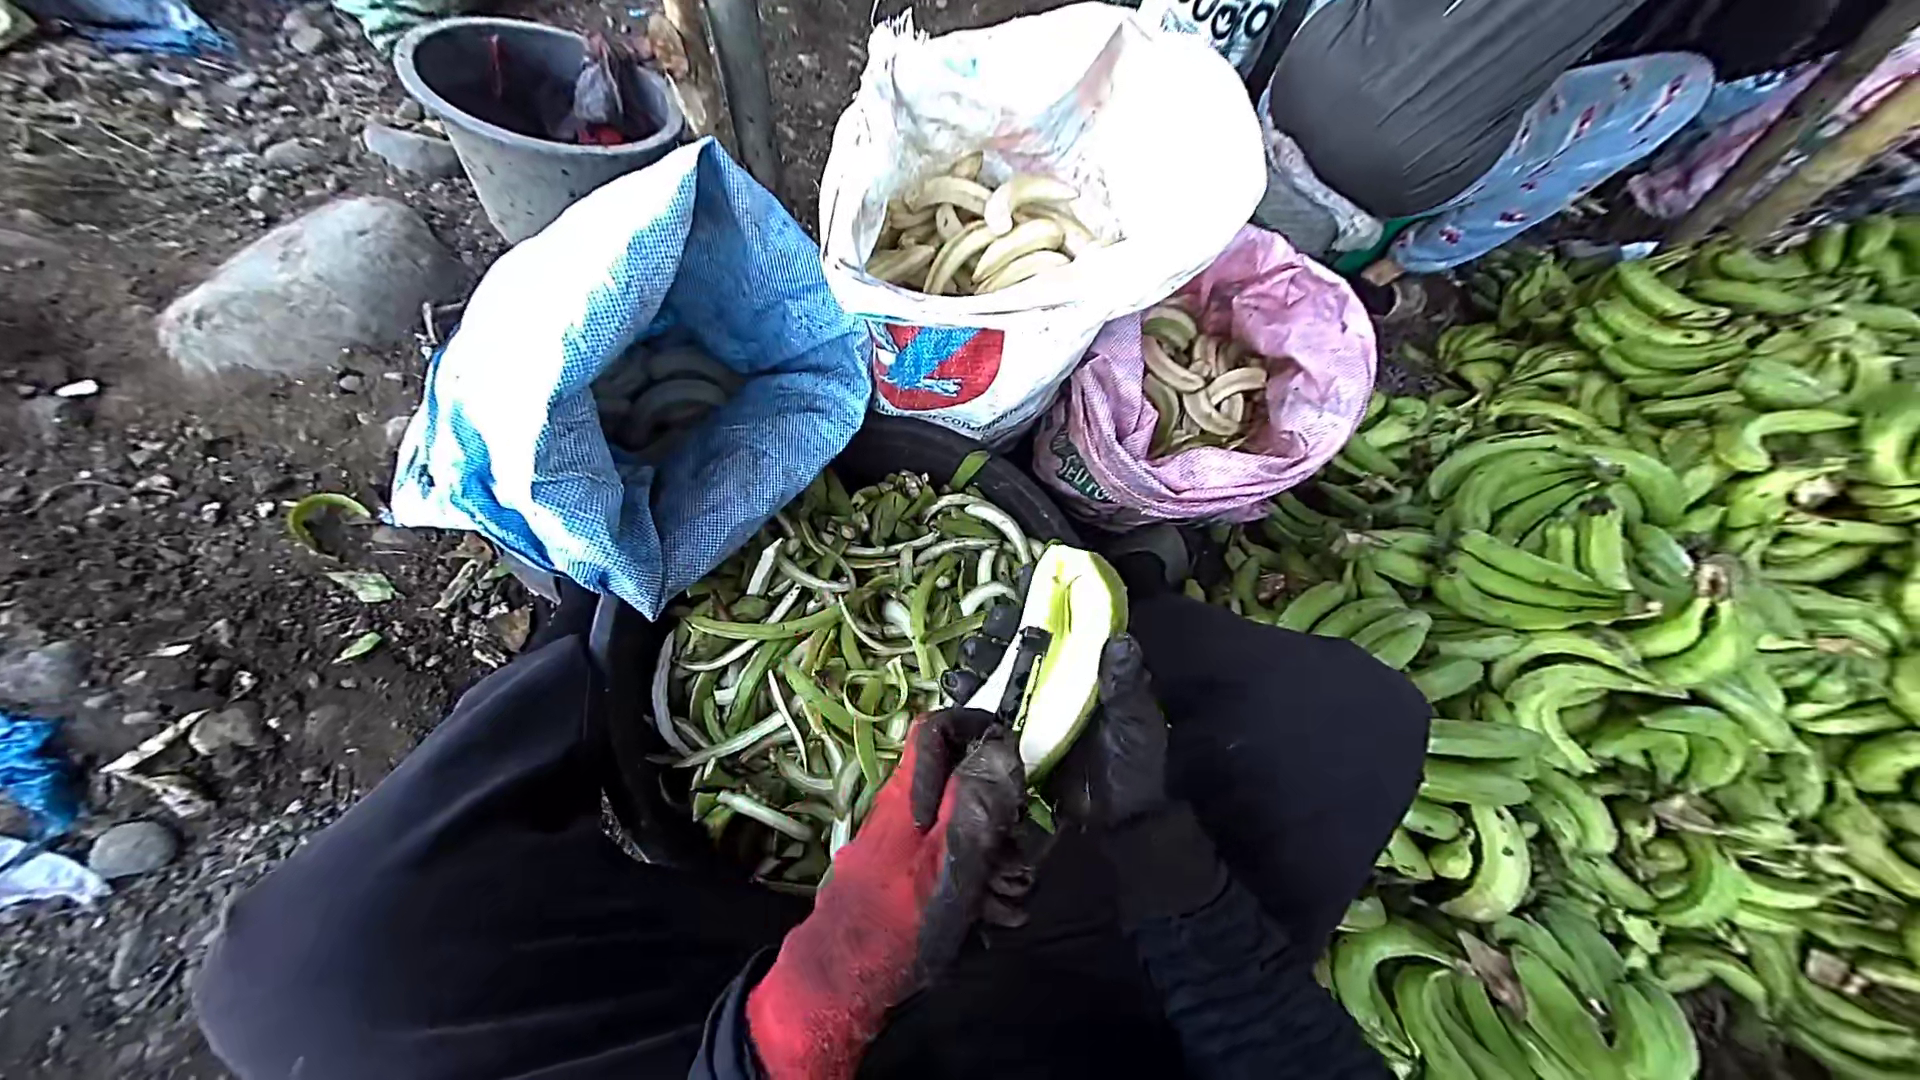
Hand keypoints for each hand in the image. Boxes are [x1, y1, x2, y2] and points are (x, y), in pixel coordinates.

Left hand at [746, 708, 1024, 1079]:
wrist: (842, 984)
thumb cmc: (898, 917)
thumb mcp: (950, 856)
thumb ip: (979, 799)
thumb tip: (1001, 744)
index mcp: (912, 788)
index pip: (940, 727)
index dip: (976, 727)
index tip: (1012, 758)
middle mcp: (909, 806)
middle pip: (967, 783)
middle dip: (1003, 820)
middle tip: (1013, 859)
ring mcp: (910, 841)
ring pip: (968, 826)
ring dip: (998, 862)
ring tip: (1000, 903)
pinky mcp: (911, 873)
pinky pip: (956, 860)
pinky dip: (979, 883)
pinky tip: (987, 918)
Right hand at [940, 596, 1168, 829]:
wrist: (1115, 824)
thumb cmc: (1131, 765)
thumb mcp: (1135, 722)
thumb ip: (1125, 684)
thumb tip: (1121, 640)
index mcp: (1081, 667)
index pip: (1058, 623)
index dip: (1040, 597)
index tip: (1025, 577)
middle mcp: (1050, 678)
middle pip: (1016, 641)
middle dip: (999, 626)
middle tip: (993, 625)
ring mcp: (1025, 705)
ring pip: (992, 669)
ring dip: (978, 656)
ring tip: (972, 656)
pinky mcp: (1005, 733)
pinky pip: (978, 708)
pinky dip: (966, 693)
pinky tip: (958, 685)